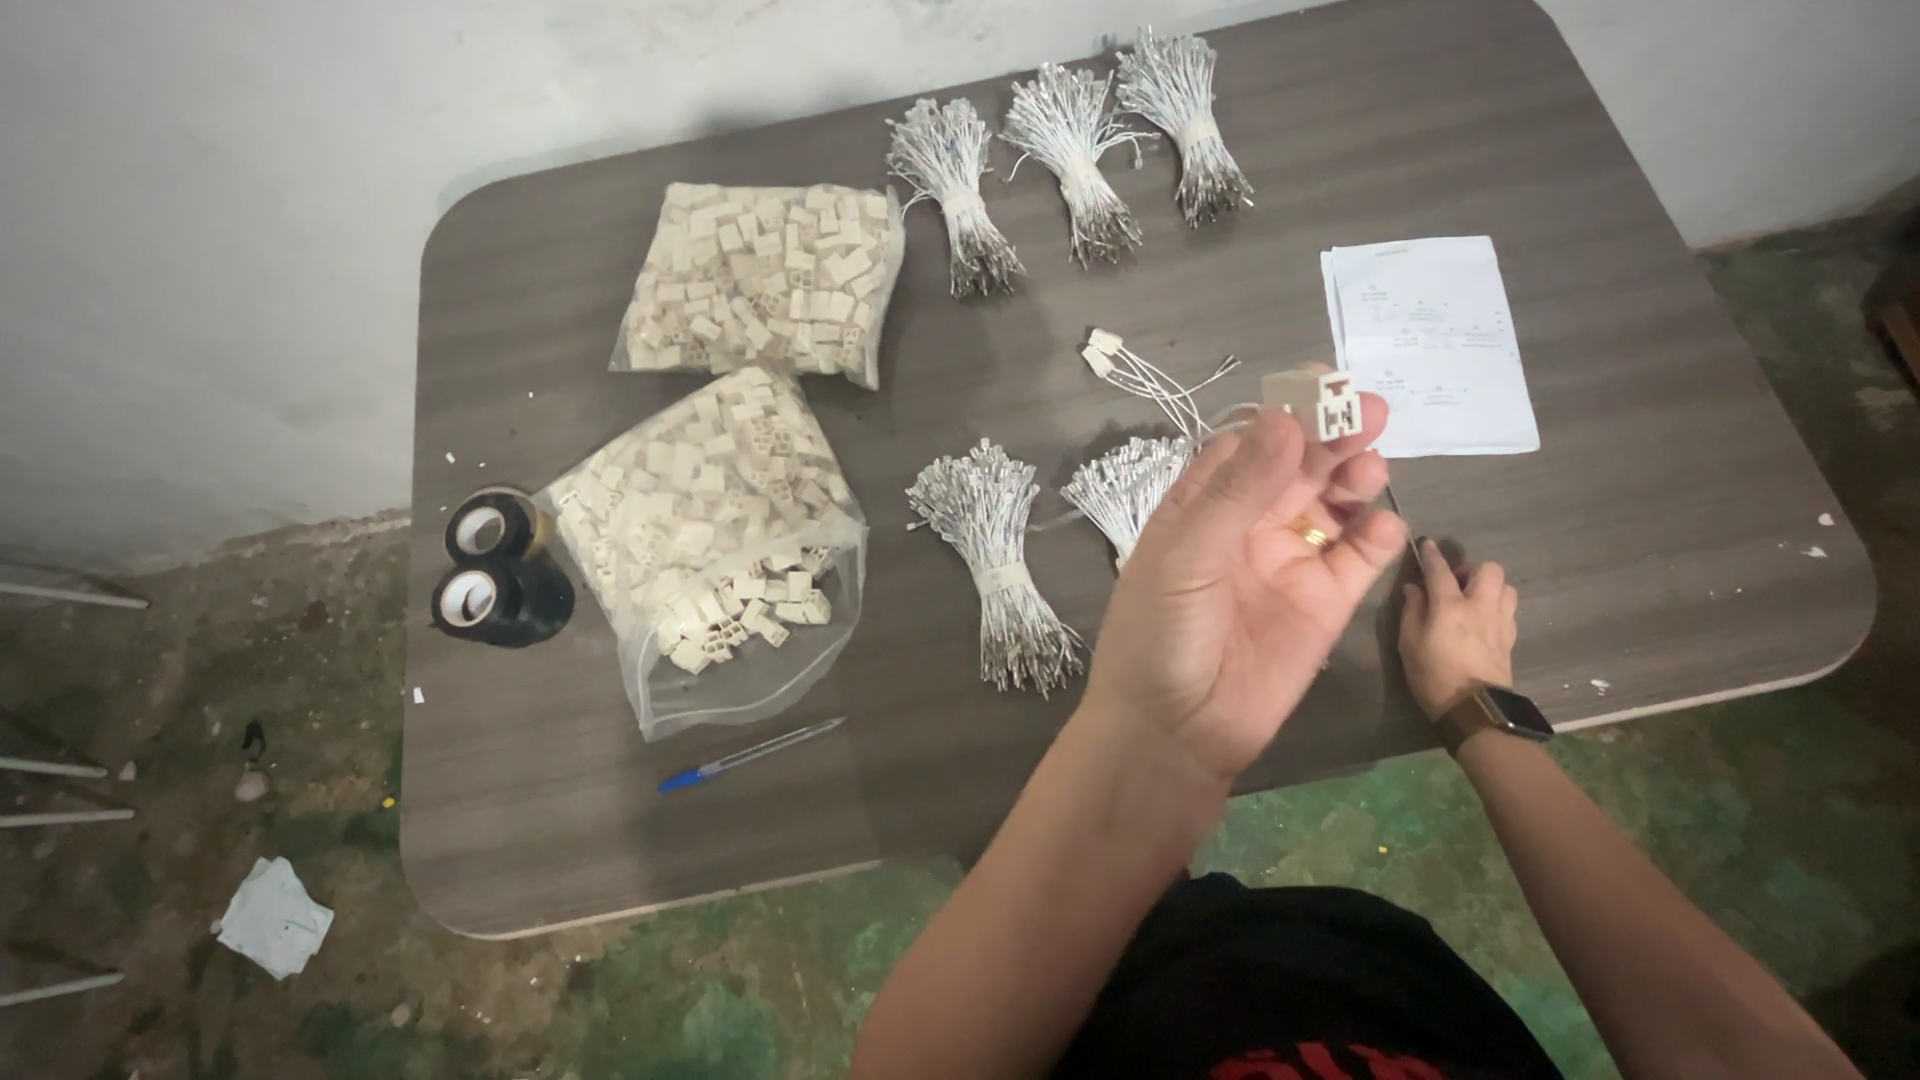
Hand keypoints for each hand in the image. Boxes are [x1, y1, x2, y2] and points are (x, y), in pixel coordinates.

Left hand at [1080, 399, 1406, 782]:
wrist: (1174, 730)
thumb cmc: (1160, 636)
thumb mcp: (1185, 556)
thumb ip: (1236, 492)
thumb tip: (1283, 421)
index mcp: (1199, 508)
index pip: (1246, 445)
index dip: (1283, 416)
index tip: (1323, 389)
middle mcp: (1245, 527)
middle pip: (1296, 466)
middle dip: (1331, 437)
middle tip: (1372, 413)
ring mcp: (1287, 563)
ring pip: (1332, 504)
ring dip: (1356, 478)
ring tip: (1371, 467)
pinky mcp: (1323, 604)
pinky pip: (1358, 557)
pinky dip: (1377, 535)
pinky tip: (1384, 525)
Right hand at [1398, 538, 1518, 719]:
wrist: (1474, 707)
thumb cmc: (1432, 674)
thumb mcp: (1409, 642)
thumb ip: (1412, 610)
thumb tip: (1415, 588)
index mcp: (1450, 606)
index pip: (1440, 570)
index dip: (1431, 554)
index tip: (1425, 543)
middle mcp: (1480, 606)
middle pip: (1489, 569)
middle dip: (1470, 569)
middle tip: (1453, 582)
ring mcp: (1500, 621)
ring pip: (1506, 586)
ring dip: (1489, 586)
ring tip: (1471, 598)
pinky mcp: (1510, 637)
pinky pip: (1509, 608)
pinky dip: (1496, 604)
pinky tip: (1481, 618)